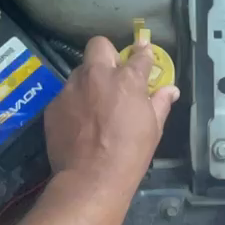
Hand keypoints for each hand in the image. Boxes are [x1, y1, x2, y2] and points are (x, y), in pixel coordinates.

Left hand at [43, 36, 179, 192]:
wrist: (91, 179)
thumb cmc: (130, 154)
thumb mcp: (153, 129)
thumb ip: (160, 103)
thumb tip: (171, 89)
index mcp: (126, 80)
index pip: (139, 55)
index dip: (143, 53)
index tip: (143, 53)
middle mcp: (96, 76)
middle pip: (99, 45)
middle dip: (107, 54)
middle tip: (112, 74)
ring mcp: (71, 89)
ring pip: (80, 72)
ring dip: (89, 82)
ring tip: (94, 105)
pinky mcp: (54, 105)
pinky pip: (66, 95)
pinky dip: (74, 103)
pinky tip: (79, 123)